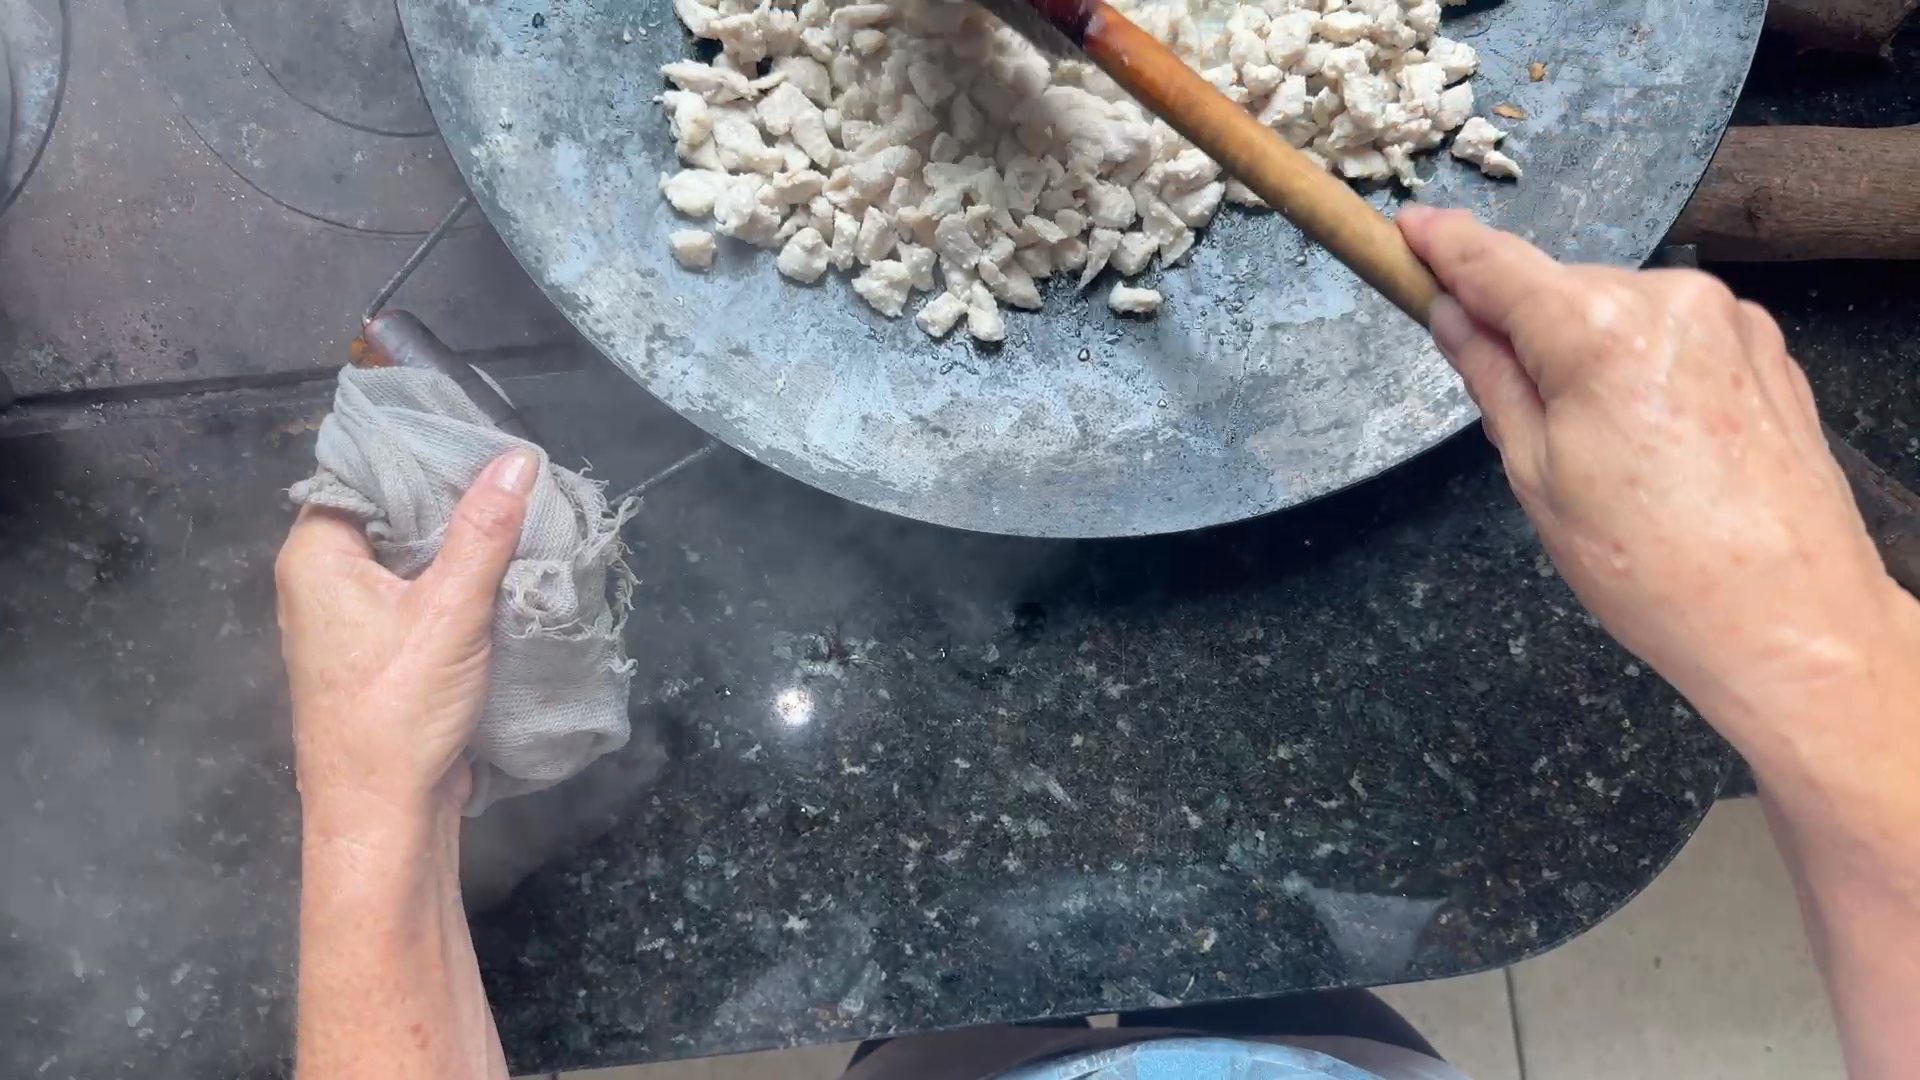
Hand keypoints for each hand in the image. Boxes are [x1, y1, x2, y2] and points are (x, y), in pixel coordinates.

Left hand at [275, 449, 537, 822]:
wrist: (388, 805)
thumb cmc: (401, 703)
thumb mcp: (450, 609)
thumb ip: (485, 531)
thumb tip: (519, 458)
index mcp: (318, 557)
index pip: (363, 476)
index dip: (419, 454)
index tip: (482, 440)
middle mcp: (327, 579)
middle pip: (392, 513)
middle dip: (454, 495)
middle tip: (519, 473)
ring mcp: (356, 613)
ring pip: (413, 552)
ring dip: (464, 537)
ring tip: (524, 510)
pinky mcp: (387, 642)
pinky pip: (425, 586)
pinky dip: (464, 572)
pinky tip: (509, 565)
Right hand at [1397, 205, 1904, 721]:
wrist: (1785, 617)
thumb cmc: (1636, 556)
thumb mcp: (1528, 469)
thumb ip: (1488, 376)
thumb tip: (1451, 317)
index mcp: (1604, 332)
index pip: (1500, 269)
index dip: (1445, 245)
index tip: (1406, 225)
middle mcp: (1675, 302)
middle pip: (1552, 288)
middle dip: (1504, 317)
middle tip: (1478, 382)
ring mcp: (1729, 320)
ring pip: (1603, 308)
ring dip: (1559, 342)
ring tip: (1557, 430)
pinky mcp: (1758, 348)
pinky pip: (1655, 329)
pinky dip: (1612, 353)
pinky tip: (1614, 421)